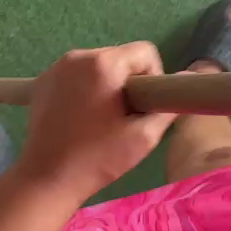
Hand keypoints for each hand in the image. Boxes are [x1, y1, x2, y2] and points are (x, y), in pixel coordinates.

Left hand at [8, 42, 176, 205]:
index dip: (153, 78)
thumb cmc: (97, 159)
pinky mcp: (42, 81)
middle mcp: (77, 56)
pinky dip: (85, 89)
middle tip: (124, 118)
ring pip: (98, 66)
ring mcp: (56, 67)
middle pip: (120, 57)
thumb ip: (169, 107)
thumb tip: (188, 84)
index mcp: (103, 63)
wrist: (46, 179)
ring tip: (101, 120)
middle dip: (128, 82)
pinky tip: (81, 118)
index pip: (145, 52)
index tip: (144, 107)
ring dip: (107, 85)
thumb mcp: (143, 137)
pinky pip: (76, 74)